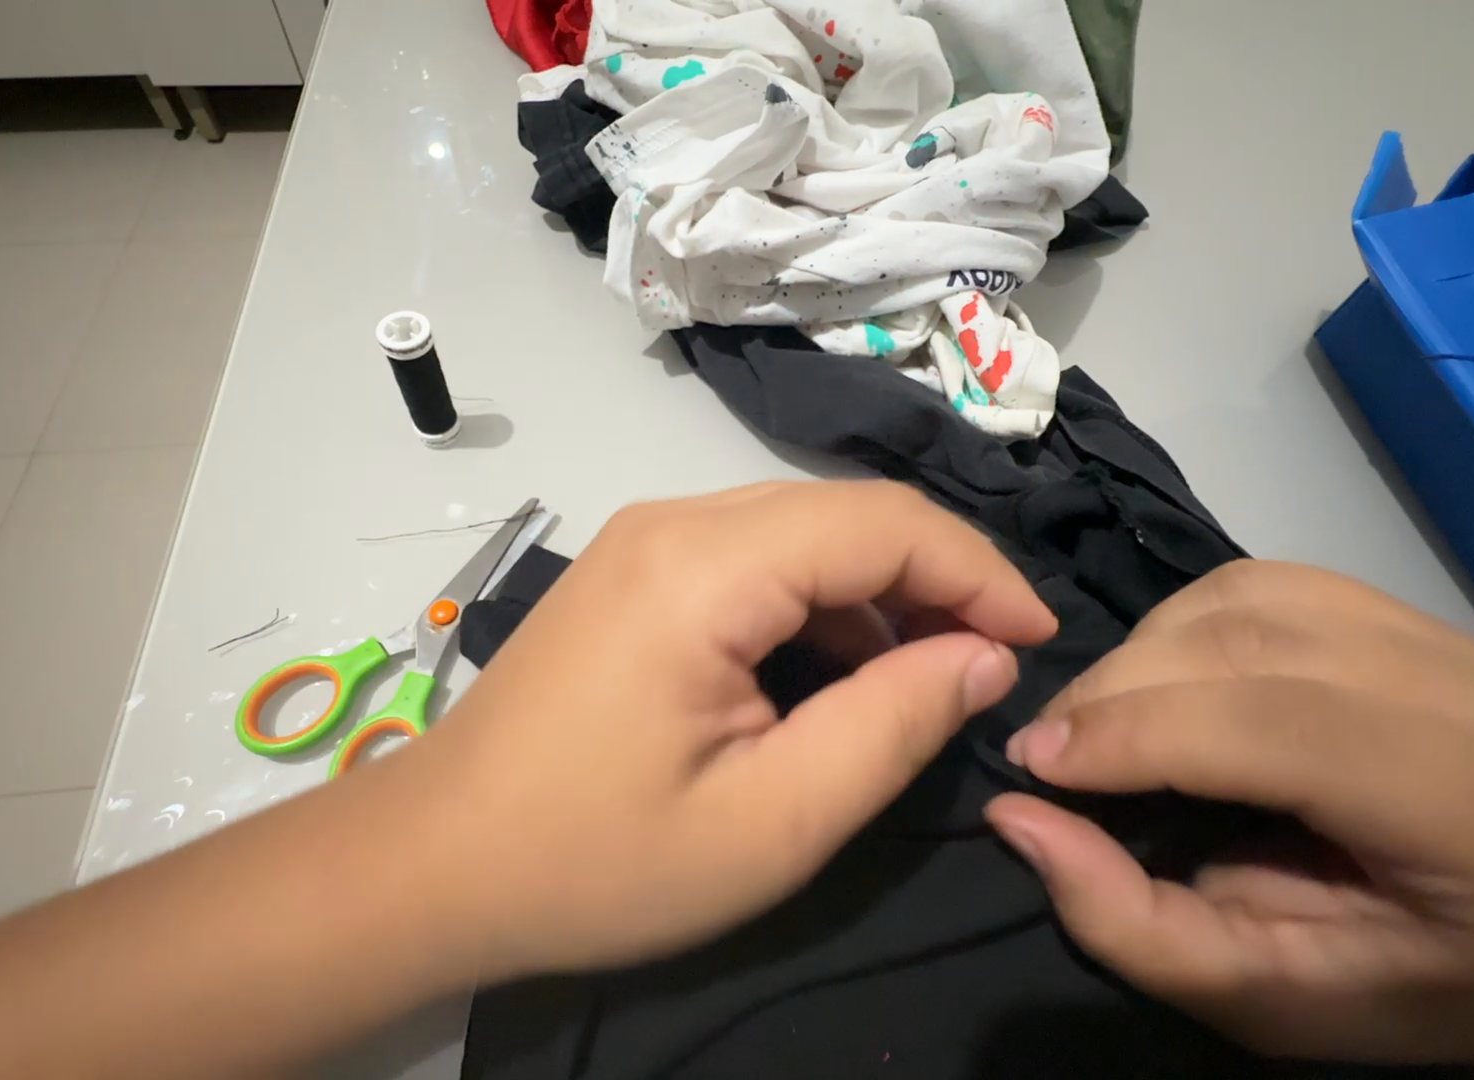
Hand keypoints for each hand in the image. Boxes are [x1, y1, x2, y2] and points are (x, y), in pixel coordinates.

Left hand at [372, 481, 1056, 981]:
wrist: (437, 860)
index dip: (977, 572)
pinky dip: (811, 602)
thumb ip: (891, 727)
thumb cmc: (595, 859)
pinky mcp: (630, 570)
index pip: (880, 523)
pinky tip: (831, 668)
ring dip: (871, 591)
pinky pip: (748, 558)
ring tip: (921, 673)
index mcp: (703, 567)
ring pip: (797, 533)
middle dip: (931, 576)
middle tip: (989, 661)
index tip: (1036, 640)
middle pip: (840, 515)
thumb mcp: (770, 821)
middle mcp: (672, 522)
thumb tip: (981, 656)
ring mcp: (643, 540)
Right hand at [982, 561, 1473, 1074]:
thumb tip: (1016, 816)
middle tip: (1047, 747)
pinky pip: (1265, 584)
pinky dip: (1180, 622)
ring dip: (1141, 649)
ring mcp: (1461, 641)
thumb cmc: (1429, 993)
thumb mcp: (1273, 1001)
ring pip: (1250, 596)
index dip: (1140, 733)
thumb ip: (1135, 925)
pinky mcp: (1417, 614)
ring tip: (1099, 713)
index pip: (1289, 731)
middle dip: (1116, 690)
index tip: (1035, 763)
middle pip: (1254, 645)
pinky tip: (1163, 674)